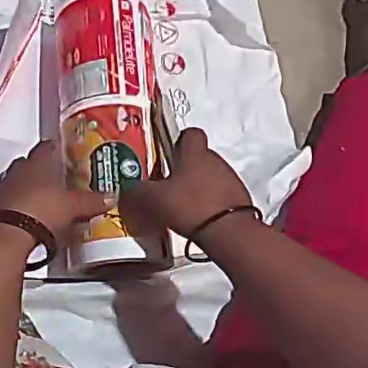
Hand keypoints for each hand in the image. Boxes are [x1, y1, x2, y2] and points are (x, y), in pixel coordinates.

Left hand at [0, 140, 111, 243]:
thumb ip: (92, 201)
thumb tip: (111, 197)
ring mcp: (3, 188)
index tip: (67, 154)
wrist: (7, 235)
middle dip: (44, 172)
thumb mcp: (73, 207)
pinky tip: (30, 218)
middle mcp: (18, 169)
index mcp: (38, 161)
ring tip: (46, 202)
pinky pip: (10, 202)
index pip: (47, 146)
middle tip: (60, 181)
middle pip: (32, 164)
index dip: (58, 149)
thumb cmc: (42, 210)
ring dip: (30, 189)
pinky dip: (19, 206)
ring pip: (19, 182)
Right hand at [121, 129, 252, 237]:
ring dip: (197, 187)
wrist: (228, 233)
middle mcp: (215, 161)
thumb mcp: (153, 199)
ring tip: (180, 206)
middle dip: (183, 169)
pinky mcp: (239, 199)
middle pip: (198, 157)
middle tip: (167, 186)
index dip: (178, 140)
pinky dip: (209, 203)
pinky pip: (220, 195)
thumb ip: (138, 191)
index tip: (166, 154)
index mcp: (194, 153)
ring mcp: (230, 180)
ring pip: (209, 176)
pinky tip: (196, 219)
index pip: (190, 133)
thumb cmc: (190, 206)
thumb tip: (128, 188)